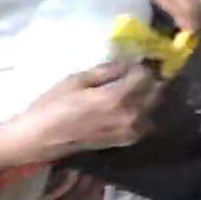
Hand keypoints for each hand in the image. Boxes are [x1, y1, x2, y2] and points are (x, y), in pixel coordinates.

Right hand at [8, 62, 159, 159]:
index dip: (143, 66)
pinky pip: (148, 120)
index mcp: (117, 98)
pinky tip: (132, 105)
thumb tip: (127, 62)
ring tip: (137, 87)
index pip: (145, 76)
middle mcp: (132, 114)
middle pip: (157, 91)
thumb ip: (105, 71)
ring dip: (150, 95)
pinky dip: (145, 110)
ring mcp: (134, 129)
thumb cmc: (53, 105)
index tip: (138, 60)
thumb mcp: (75, 81)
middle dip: (152, 79)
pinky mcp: (131, 138)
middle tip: (141, 72)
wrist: (44, 138)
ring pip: (155, 106)